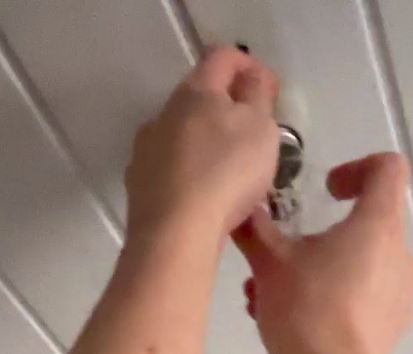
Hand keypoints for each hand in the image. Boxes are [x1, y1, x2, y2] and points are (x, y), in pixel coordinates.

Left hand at [125, 47, 281, 245]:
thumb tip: (251, 79)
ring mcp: (145, 153)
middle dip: (227, 110)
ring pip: (182, 139)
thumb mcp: (260, 128)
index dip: (251, 67)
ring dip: (207, 147)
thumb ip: (258, 97)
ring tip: (231, 175)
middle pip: (198, 99)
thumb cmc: (226, 174)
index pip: (223, 58)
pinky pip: (171, 174)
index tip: (273, 91)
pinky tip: (206, 201)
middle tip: (254, 135)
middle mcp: (162, 115)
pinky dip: (191, 179)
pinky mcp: (139, 190)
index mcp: (194, 91)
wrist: (175, 236)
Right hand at [231, 153, 412, 353]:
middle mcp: (399, 256)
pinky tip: (291, 323)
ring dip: (316, 273)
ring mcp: (399, 297)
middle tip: (283, 256)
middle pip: (366, 226)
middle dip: (320, 237)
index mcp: (378, 225)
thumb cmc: (307, 310)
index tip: (327, 192)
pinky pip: (360, 303)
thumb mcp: (270, 264)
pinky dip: (329, 303)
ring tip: (272, 297)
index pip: (387, 170)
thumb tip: (242, 211)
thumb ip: (256, 231)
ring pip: (358, 269)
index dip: (357, 169)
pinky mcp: (389, 330)